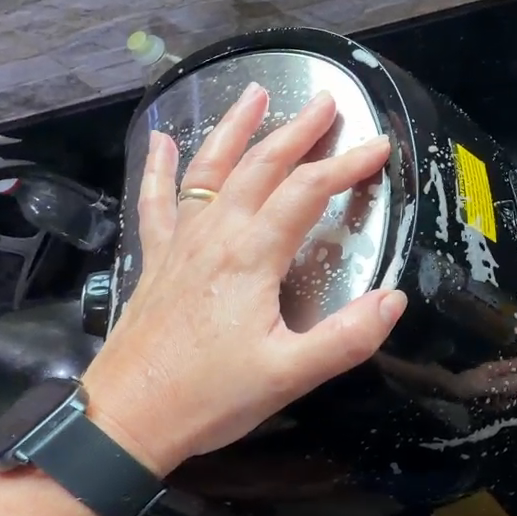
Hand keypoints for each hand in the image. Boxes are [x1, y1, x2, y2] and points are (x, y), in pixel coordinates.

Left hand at [82, 85, 407, 474]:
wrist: (122, 421)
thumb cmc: (209, 398)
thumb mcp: (290, 375)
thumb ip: (347, 337)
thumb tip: (394, 299)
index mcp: (251, 257)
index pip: (306, 193)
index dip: (345, 165)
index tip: (379, 147)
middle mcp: (215, 237)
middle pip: (259, 167)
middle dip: (297, 131)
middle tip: (326, 102)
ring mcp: (180, 245)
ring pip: (210, 171)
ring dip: (235, 129)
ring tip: (254, 94)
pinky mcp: (156, 261)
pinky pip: (157, 203)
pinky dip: (161, 169)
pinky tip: (164, 142)